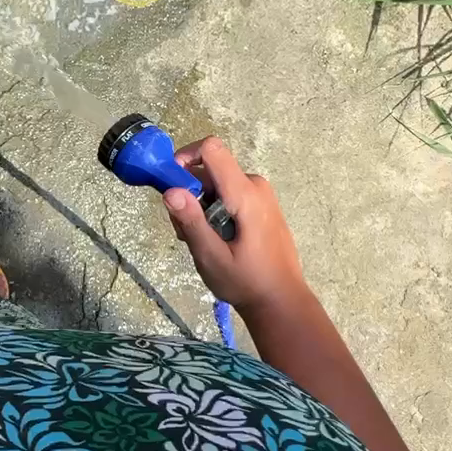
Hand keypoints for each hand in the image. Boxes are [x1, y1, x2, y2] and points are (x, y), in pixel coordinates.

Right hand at [163, 138, 313, 315]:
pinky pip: (227, 193)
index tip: (171, 184)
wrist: (282, 301)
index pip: (212, 149)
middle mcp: (254, 186)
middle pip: (209, 170)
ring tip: (201, 240)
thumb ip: (191, 222)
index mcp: (244, 194)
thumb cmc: (247, 282)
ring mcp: (260, 194)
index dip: (186, 156)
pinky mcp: (260, 204)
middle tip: (184, 230)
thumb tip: (169, 190)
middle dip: (188, 193)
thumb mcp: (211, 257)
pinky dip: (212, 209)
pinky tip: (215, 238)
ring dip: (199, 205)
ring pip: (215, 183)